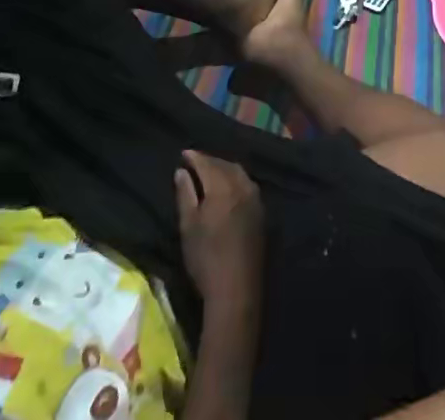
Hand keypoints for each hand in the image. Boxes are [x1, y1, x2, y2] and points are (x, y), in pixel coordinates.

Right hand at [174, 150, 263, 308]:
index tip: (183, 153)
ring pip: (239, 174)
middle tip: (195, 161)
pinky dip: (235, 179)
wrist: (236, 290)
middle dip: (210, 161)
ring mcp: (256, 199)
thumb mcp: (188, 226)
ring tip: (209, 172)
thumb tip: (182, 171)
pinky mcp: (261, 213)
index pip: (207, 163)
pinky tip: (227, 187)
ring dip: (224, 169)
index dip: (195, 157)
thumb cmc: (206, 258)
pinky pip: (247, 185)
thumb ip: (185, 194)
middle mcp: (243, 187)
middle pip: (225, 165)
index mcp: (224, 187)